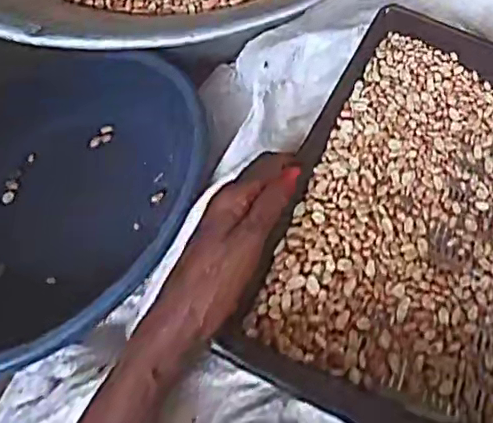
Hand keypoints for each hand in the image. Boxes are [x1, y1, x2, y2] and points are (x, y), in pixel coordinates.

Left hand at [146, 153, 301, 350]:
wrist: (175, 330)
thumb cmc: (211, 288)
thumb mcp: (250, 241)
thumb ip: (271, 203)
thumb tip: (292, 172)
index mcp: (230, 198)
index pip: (268, 164)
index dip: (293, 162)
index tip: (316, 166)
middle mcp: (221, 205)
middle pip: (260, 176)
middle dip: (285, 174)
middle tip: (313, 181)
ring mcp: (218, 224)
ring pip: (255, 196)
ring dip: (276, 193)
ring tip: (300, 200)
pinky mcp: (217, 244)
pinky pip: (249, 214)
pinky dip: (266, 212)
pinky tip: (275, 226)